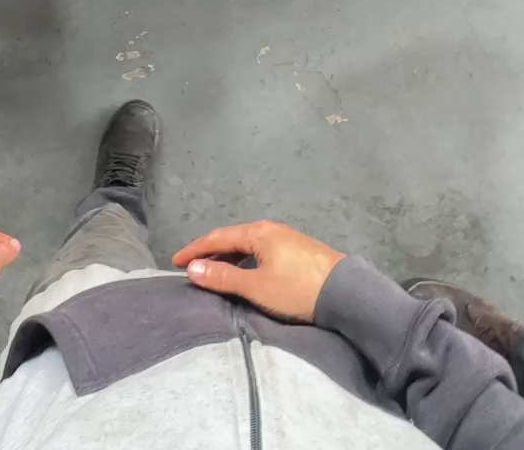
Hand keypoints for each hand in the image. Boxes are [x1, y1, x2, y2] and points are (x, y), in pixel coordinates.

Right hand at [172, 221, 346, 321]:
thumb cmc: (298, 289)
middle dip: (210, 251)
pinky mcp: (298, 250)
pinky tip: (247, 272)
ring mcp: (286, 238)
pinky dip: (245, 258)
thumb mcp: (257, 286)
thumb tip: (193, 267)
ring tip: (214, 270)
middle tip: (191, 266)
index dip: (195, 249)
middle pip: (232, 237)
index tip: (175, 261)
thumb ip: (224, 277)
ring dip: (228, 255)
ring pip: (248, 244)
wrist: (348, 293)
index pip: (217, 237)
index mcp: (257, 232)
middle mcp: (269, 229)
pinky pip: (261, 250)